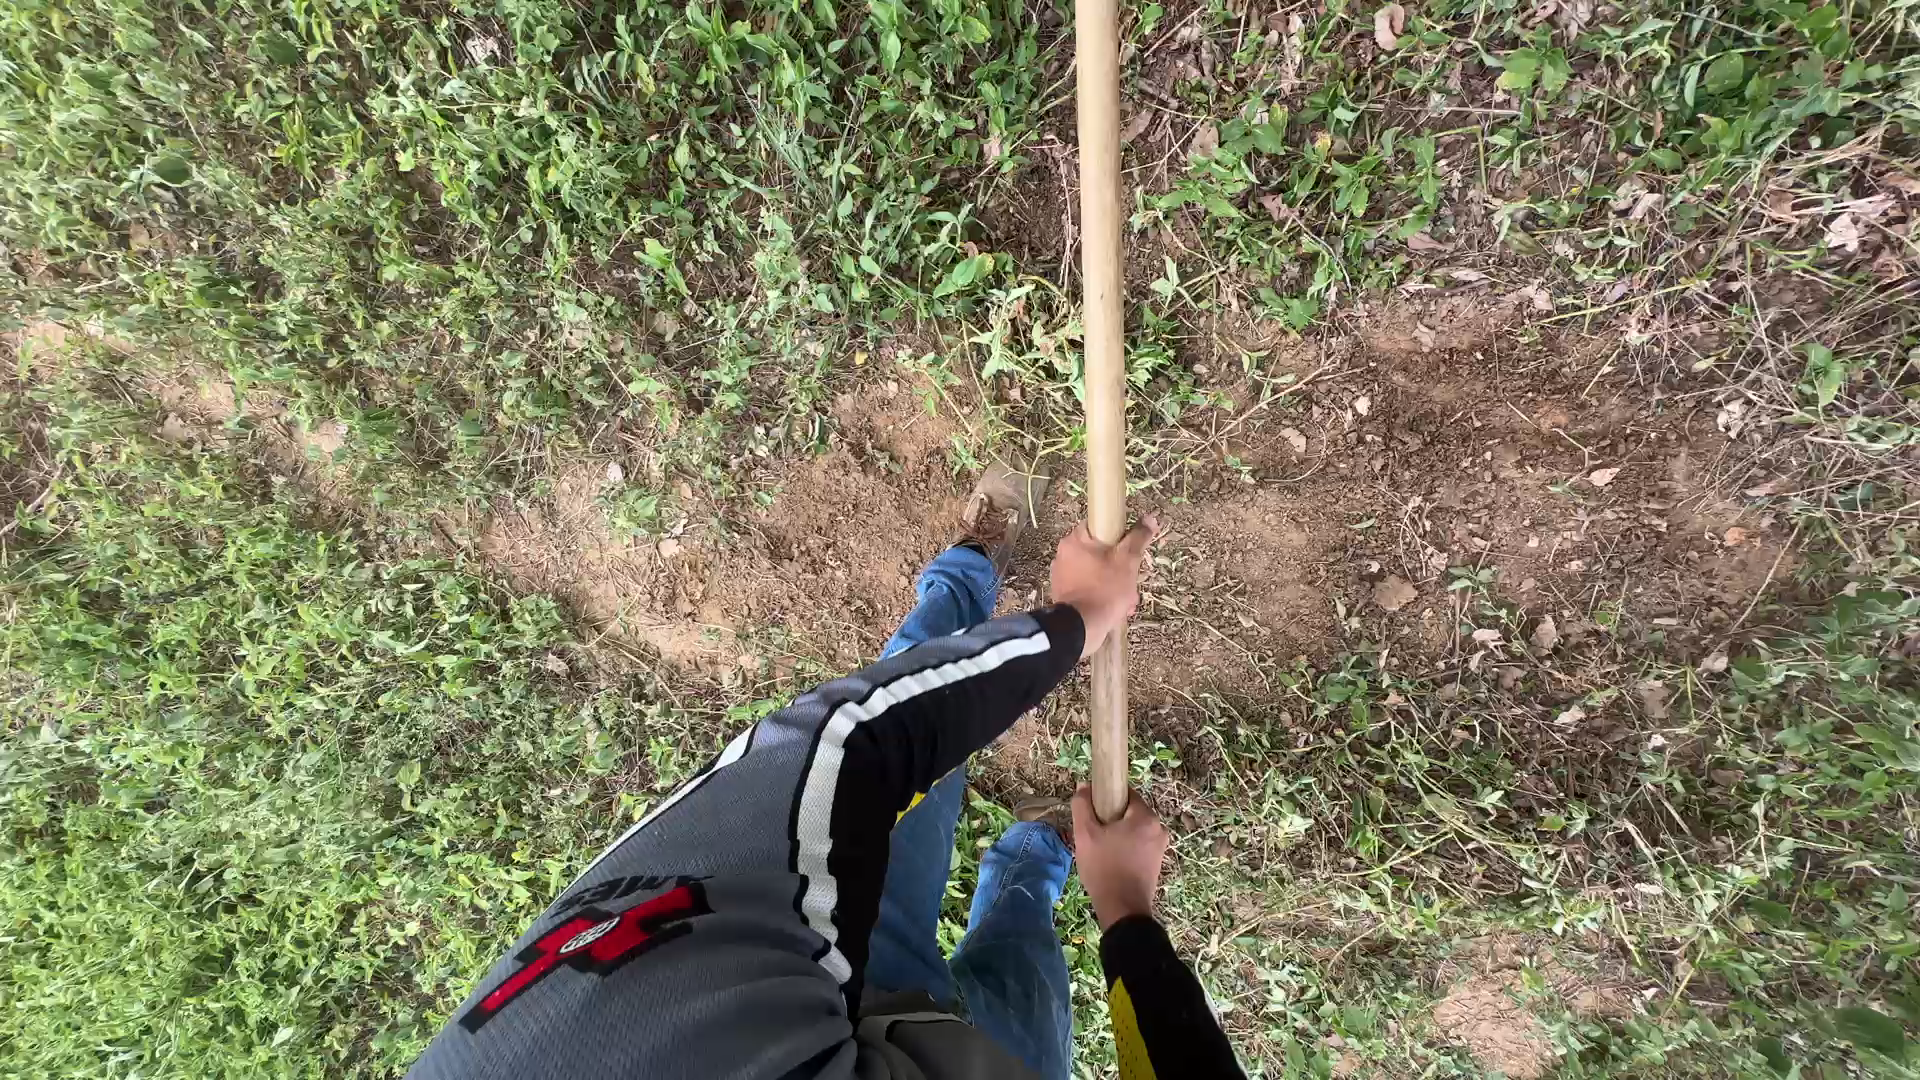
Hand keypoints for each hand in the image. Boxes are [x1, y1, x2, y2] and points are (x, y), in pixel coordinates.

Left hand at [1048, 514, 1158, 659]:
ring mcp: (1062, 576)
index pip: (1099, 526)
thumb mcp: (1128, 561)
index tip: (1129, 549)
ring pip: (1097, 573)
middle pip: (1100, 552)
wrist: (1082, 627)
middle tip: (1132, 580)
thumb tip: (1150, 518)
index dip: (1118, 535)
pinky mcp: (1064, 594)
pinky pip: (1089, 588)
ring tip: (1128, 600)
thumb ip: (1138, 538)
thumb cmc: (1105, 589)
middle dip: (1120, 567)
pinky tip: (1117, 609)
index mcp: (1074, 540)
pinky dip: (1103, 595)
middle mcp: (1063, 555)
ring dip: (1115, 584)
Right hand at [1070, 785, 1169, 931]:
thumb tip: (1084, 786)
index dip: (1106, 798)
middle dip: (1110, 818)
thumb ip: (1082, 805)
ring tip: (1099, 849)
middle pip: (1129, 812)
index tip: (1092, 812)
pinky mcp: (1156, 863)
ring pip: (1133, 829)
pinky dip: (1125, 847)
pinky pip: (1138, 844)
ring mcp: (1160, 847)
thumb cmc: (1104, 868)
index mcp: (1146, 817)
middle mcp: (1158, 828)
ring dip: (1117, 834)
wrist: (1122, 911)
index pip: (1125, 793)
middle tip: (1092, 833)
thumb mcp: (1085, 833)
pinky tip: (1110, 860)